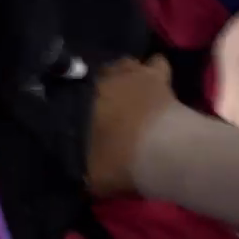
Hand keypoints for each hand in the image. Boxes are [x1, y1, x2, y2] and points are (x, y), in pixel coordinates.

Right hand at [86, 56, 174, 196]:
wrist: (164, 155)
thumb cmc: (122, 160)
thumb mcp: (93, 174)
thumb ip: (83, 169)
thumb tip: (77, 176)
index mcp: (83, 96)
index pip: (73, 86)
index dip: (79, 96)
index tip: (83, 109)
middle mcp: (104, 78)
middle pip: (100, 71)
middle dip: (104, 81)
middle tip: (109, 99)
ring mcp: (133, 74)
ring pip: (125, 62)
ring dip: (127, 72)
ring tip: (131, 86)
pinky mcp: (161, 79)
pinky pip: (157, 63)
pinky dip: (155, 69)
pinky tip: (156, 77)